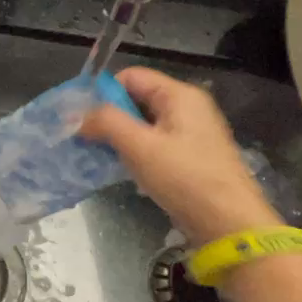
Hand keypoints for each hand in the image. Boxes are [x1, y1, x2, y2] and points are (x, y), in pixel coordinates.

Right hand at [80, 67, 280, 246]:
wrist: (228, 224)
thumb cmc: (185, 178)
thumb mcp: (139, 146)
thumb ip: (105, 122)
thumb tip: (73, 114)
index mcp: (179, 96)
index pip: (130, 76)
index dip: (102, 92)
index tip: (79, 115)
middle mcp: (187, 108)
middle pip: (135, 98)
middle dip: (106, 115)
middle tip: (82, 136)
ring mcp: (189, 133)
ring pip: (141, 123)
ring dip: (116, 135)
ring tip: (95, 152)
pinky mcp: (188, 157)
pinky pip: (151, 142)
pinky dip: (131, 150)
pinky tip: (118, 166)